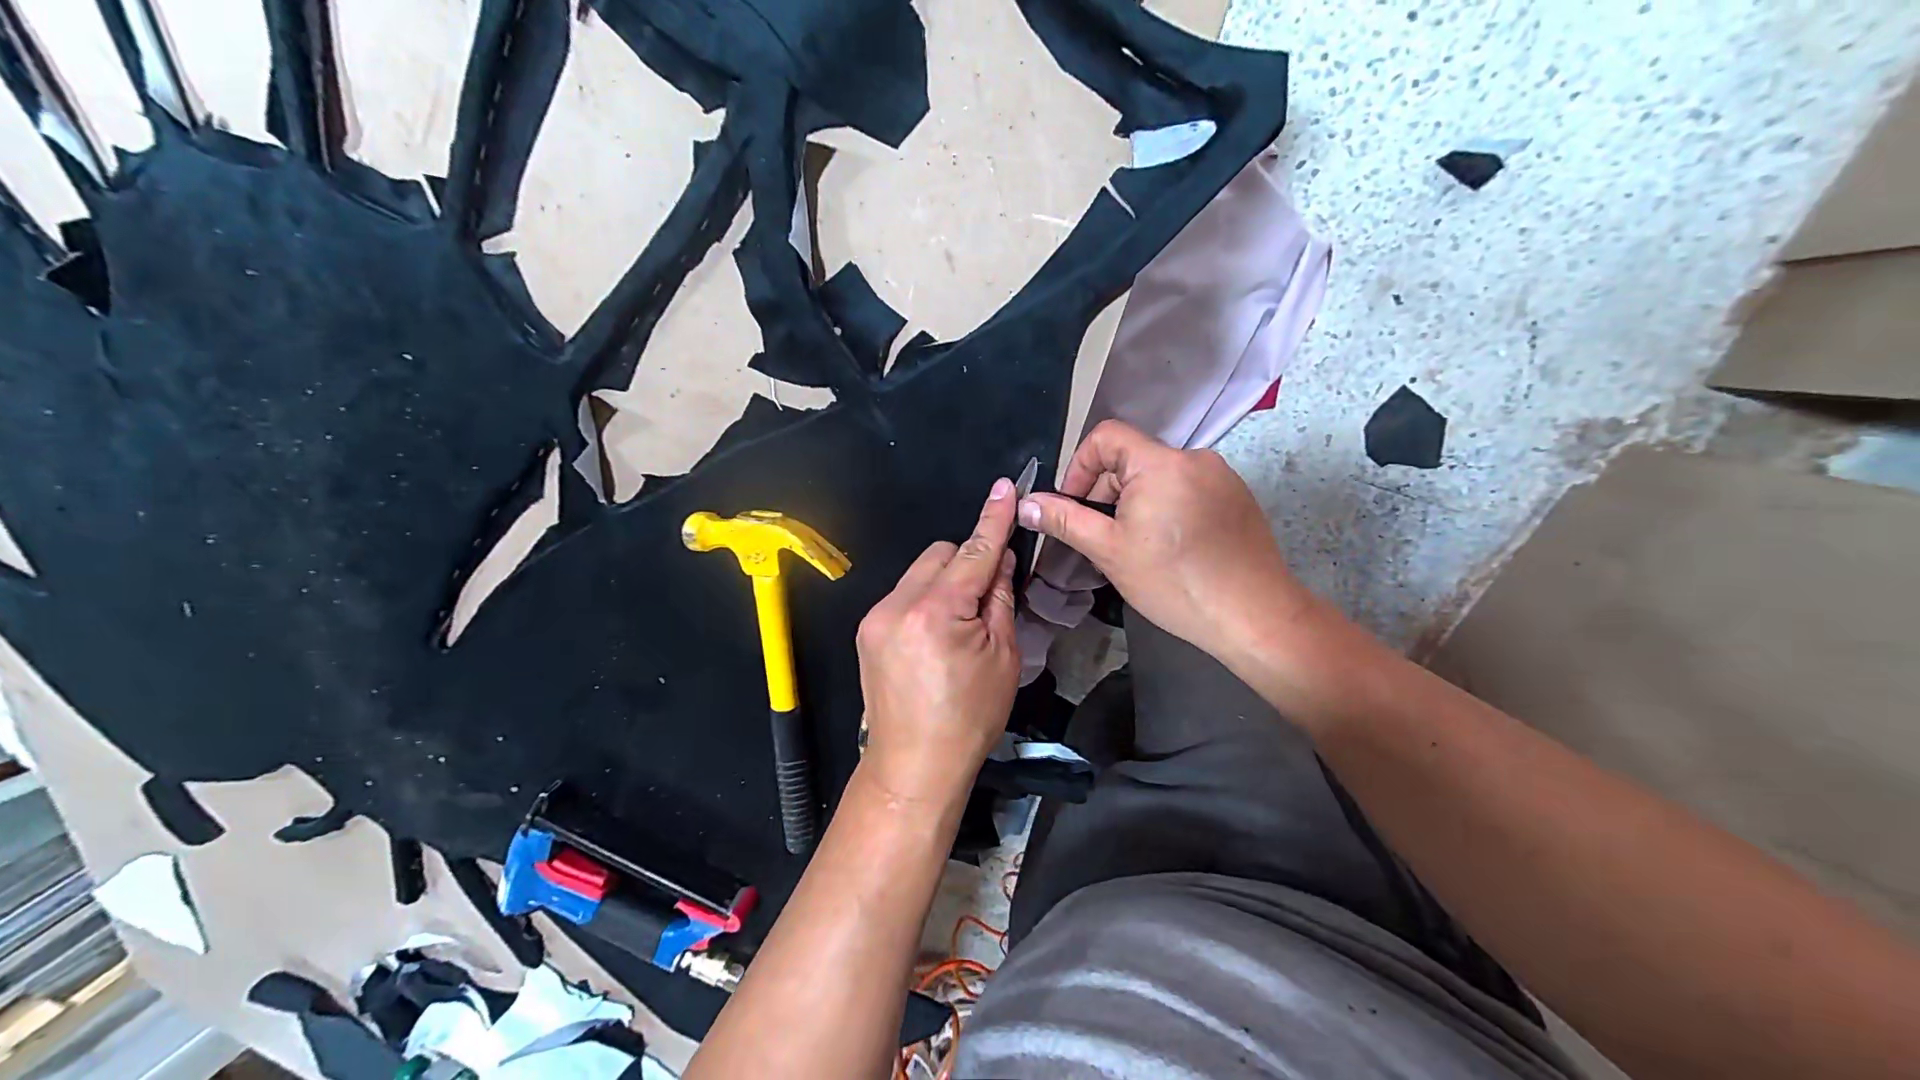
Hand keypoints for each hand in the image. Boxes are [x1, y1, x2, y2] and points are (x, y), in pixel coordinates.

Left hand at [856, 478, 1021, 806]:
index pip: (974, 552)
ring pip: (920, 572)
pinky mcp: (868, 629)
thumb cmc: (968, 719)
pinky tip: (938, 636)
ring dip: (945, 583)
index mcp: (936, 613)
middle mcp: (897, 606)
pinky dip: (926, 601)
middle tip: (988, 599)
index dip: (994, 520)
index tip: (1006, 489)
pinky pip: (904, 594)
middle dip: (968, 564)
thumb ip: (1000, 599)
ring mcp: (877, 617)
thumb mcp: (1003, 656)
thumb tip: (1001, 562)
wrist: (915, 763)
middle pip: (940, 553)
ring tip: (960, 626)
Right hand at [1019, 419, 1313, 658]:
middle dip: (1106, 492)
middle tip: (1101, 537)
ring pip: (1158, 477)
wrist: (1254, 616)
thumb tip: (1027, 503)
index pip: (1106, 436)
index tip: (1074, 504)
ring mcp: (1220, 477)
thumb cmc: (1176, 583)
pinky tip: (1168, 549)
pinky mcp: (1237, 497)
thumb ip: (1064, 520)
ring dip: (1135, 503)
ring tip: (1134, 548)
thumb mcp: (1109, 550)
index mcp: (1161, 463)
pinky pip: (1186, 490)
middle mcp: (1194, 458)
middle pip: (1132, 458)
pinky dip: (1165, 509)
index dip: (1080, 466)